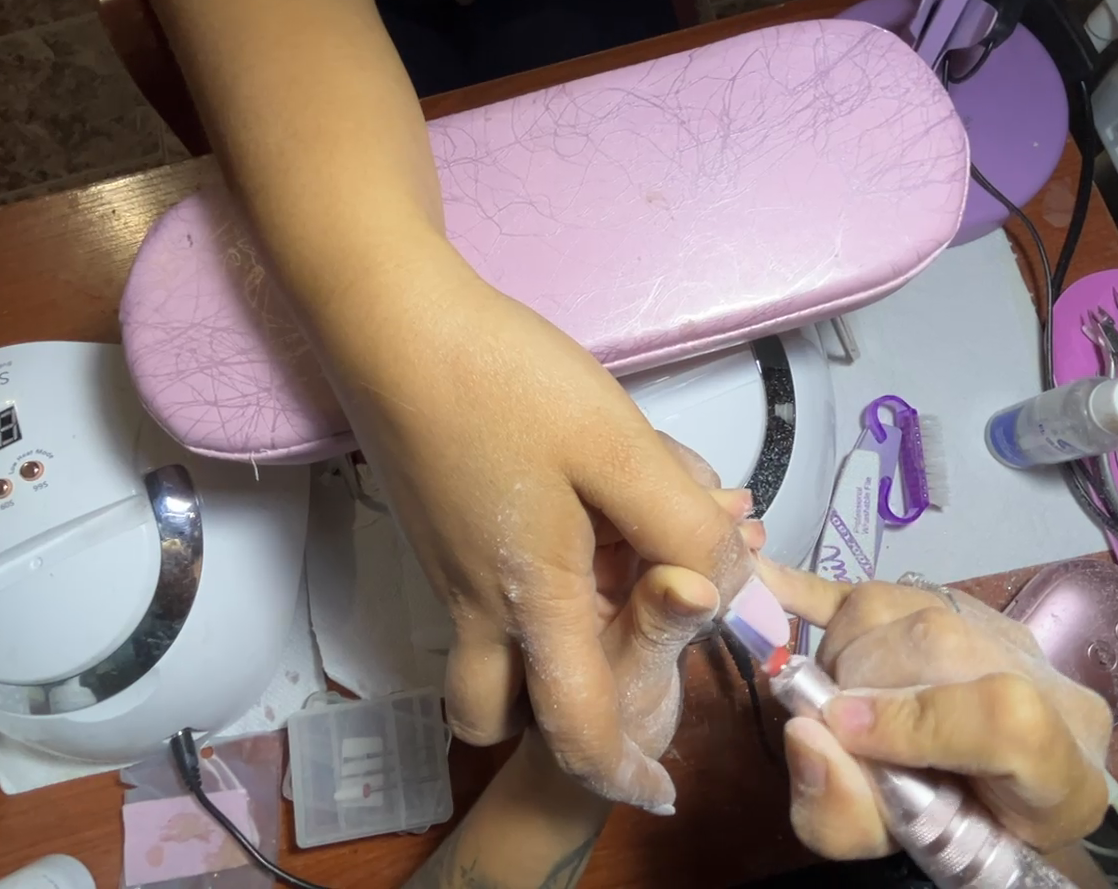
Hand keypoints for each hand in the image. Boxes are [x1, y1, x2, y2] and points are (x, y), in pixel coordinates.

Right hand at [328, 260, 751, 811]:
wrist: (399, 328)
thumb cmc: (506, 386)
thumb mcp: (617, 449)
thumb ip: (680, 525)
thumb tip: (719, 579)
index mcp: (528, 598)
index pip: (572, 727)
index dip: (617, 773)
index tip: (657, 788)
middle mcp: (479, 598)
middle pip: (505, 705)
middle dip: (566, 701)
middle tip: (620, 636)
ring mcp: (452, 559)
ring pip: (506, 634)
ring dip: (561, 621)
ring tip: (617, 546)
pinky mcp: (444, 520)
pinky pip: (504, 572)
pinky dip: (557, 554)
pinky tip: (599, 479)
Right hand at [758, 563, 1114, 856]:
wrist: (989, 786)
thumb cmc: (955, 827)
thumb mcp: (911, 850)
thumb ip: (851, 814)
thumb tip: (804, 734)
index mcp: (1063, 768)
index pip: (1005, 717)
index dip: (914, 720)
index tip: (843, 730)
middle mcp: (1041, 677)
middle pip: (934, 644)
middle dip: (859, 681)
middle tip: (834, 723)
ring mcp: (991, 625)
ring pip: (893, 604)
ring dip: (839, 648)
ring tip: (838, 692)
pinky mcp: (939, 596)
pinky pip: (867, 585)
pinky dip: (807, 586)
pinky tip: (767, 580)